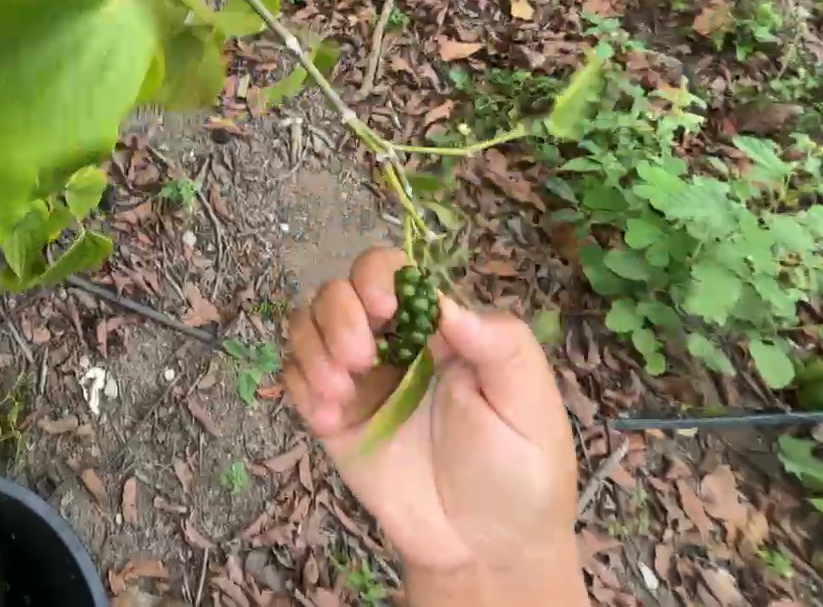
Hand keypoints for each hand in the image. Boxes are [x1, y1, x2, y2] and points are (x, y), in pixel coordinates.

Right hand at [283, 248, 584, 601]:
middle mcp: (384, 341)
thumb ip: (503, 348)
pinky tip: (327, 420)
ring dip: (313, 348)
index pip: (388, 272)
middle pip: (335, 291)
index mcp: (432, 330)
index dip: (374, 276)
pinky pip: (291, 373)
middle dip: (338, 316)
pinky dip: (300, 386)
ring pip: (304, 323)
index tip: (382, 308)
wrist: (480, 551)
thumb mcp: (531, 412)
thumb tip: (445, 303)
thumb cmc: (517, 475)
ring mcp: (351, 375)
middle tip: (359, 360)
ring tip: (338, 393)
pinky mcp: (324, 408)